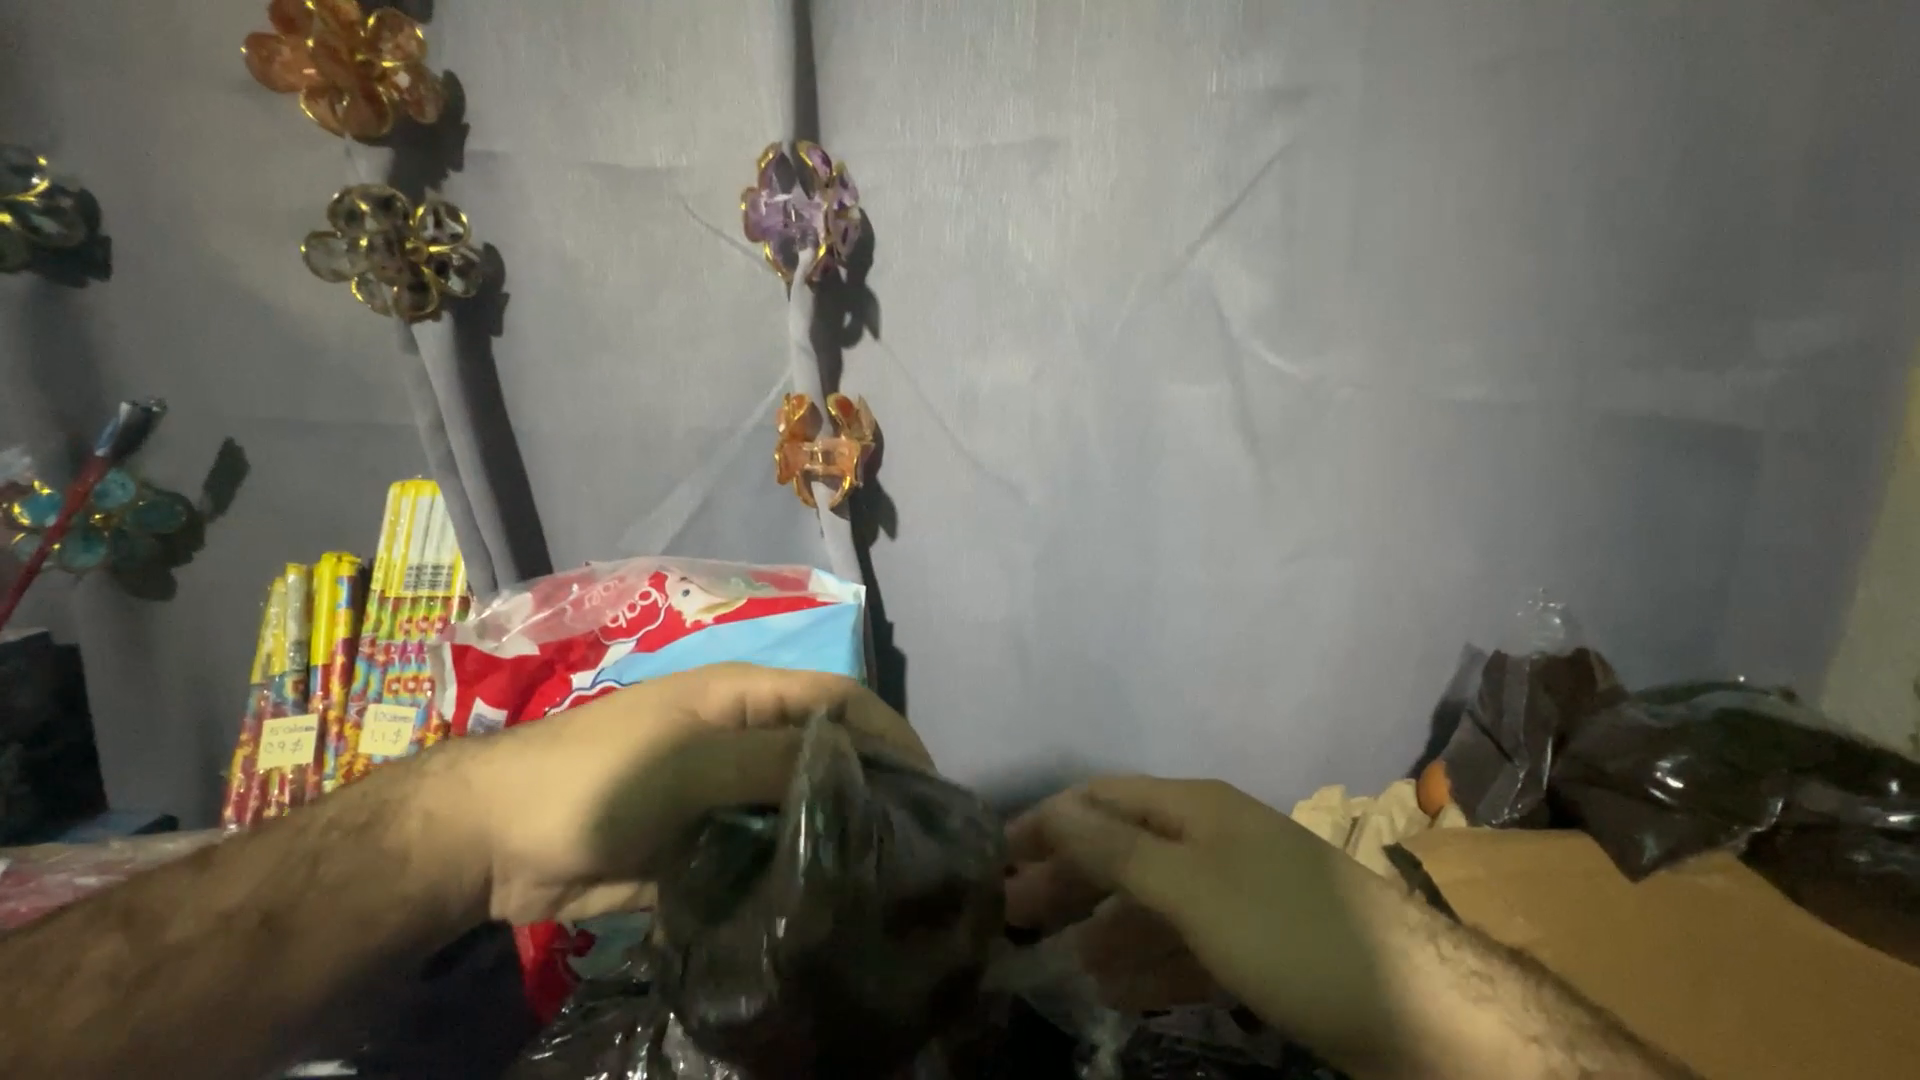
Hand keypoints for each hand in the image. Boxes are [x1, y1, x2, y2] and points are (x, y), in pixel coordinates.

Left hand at [430, 663, 928, 925]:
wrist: (496, 842)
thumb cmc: (597, 778)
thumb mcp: (691, 762)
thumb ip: (773, 761)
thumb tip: (856, 770)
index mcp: (745, 696)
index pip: (839, 698)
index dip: (890, 729)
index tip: (929, 781)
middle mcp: (746, 736)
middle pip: (828, 750)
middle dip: (874, 783)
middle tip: (915, 839)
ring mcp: (728, 789)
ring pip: (802, 802)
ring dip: (839, 829)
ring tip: (883, 873)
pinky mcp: (709, 837)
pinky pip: (769, 845)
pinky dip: (798, 864)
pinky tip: (825, 896)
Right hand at [1006, 777, 1400, 1057]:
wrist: (1418, 1009)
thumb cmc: (1287, 933)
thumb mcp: (1191, 889)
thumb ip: (1117, 852)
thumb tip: (1056, 811)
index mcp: (1195, 810)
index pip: (1103, 800)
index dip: (1050, 822)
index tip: (1000, 855)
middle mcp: (1212, 840)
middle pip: (1123, 850)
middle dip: (1069, 879)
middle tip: (1015, 915)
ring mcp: (1237, 893)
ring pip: (1151, 902)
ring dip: (1104, 928)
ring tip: (1061, 961)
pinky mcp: (1258, 945)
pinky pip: (1185, 944)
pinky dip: (1149, 963)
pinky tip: (1116, 990)